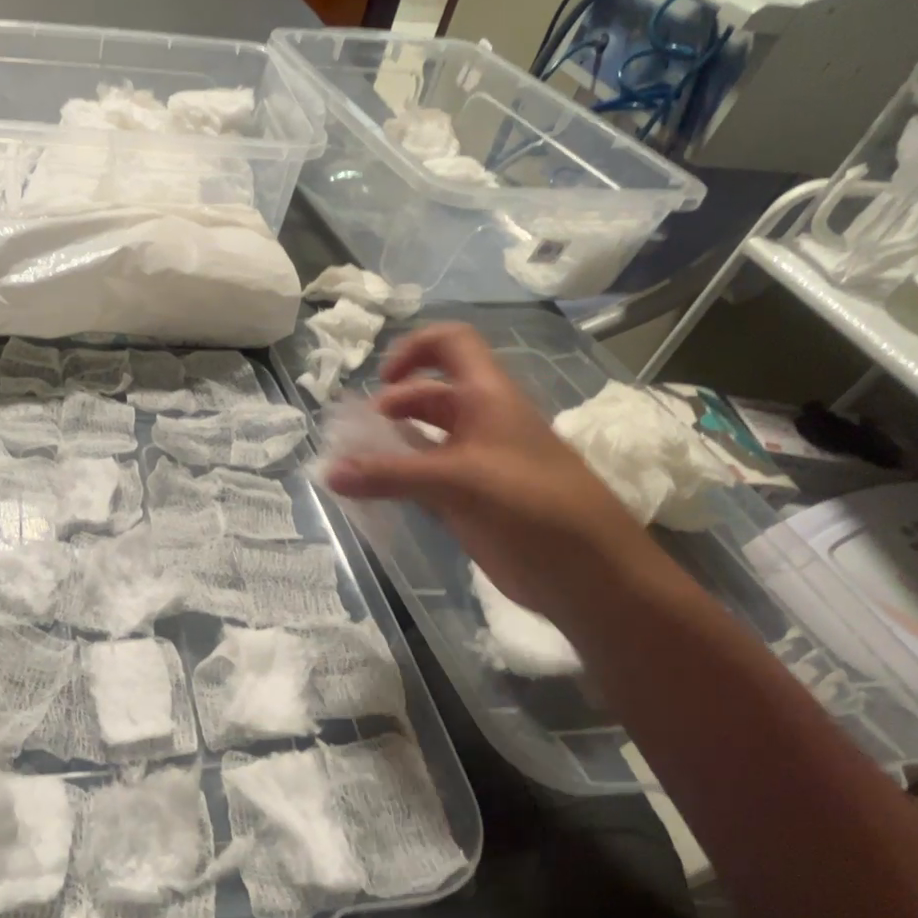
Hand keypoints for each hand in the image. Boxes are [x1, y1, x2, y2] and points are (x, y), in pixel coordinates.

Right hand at [324, 322, 663, 624]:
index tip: (382, 382)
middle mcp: (480, 422)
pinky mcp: (469, 500)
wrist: (589, 573)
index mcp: (488, 398)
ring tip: (352, 465)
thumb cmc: (534, 507)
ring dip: (387, 446)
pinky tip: (371, 496)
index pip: (451, 344)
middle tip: (356, 435)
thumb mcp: (459, 482)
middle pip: (427, 394)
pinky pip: (422, 478)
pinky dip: (395, 481)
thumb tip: (328, 472)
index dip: (413, 350)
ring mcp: (474, 462)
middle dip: (389, 406)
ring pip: (422, 439)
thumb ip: (390, 475)